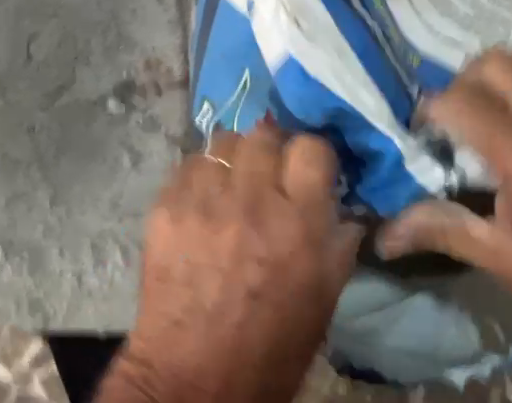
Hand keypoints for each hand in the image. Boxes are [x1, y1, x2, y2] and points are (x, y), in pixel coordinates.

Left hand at [102, 124, 363, 402]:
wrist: (193, 379)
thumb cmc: (270, 348)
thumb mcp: (324, 299)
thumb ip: (338, 240)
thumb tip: (345, 201)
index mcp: (300, 225)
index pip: (312, 147)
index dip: (313, 155)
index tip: (309, 169)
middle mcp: (253, 200)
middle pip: (266, 133)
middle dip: (273, 149)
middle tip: (270, 173)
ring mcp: (204, 199)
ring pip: (225, 140)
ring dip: (236, 157)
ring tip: (235, 184)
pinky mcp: (166, 204)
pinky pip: (190, 163)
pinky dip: (202, 175)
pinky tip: (204, 201)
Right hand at [376, 53, 511, 402]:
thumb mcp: (508, 265)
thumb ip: (443, 229)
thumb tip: (382, 234)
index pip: (465, 103)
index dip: (432, 109)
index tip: (424, 131)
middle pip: (496, 64)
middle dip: (464, 82)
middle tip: (457, 119)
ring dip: (501, 78)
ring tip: (493, 116)